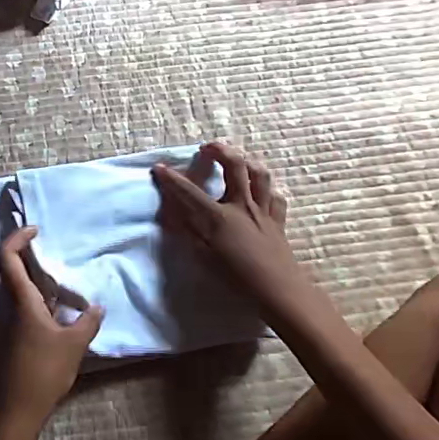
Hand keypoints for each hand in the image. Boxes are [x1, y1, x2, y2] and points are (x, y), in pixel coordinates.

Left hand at [0, 226, 102, 422]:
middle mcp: (13, 307)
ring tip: (69, 281)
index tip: (35, 229)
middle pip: (13, 270)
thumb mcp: (73, 346)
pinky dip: (45, 301)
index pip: (7, 258)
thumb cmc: (42, 372)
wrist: (16, 411)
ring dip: (41, 280)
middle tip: (56, 251)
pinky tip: (66, 310)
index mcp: (22, 301)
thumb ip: (87, 322)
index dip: (17, 238)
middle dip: (32, 255)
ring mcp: (13, 323)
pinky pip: (29, 308)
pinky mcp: (18, 338)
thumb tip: (97, 306)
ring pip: (23, 291)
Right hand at [152, 142, 312, 307]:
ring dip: (247, 162)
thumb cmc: (237, 279)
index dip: (172, 179)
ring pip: (259, 174)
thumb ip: (189, 232)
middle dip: (220, 151)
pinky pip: (276, 196)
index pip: (190, 192)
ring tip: (237, 160)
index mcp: (220, 217)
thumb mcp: (205, 258)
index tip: (159, 167)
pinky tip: (262, 192)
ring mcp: (263, 211)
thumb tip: (173, 214)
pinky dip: (268, 190)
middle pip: (235, 166)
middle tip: (207, 148)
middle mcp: (242, 206)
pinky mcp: (278, 220)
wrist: (279, 291)